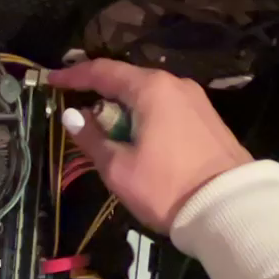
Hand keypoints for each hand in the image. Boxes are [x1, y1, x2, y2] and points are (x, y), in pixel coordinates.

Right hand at [48, 59, 253, 231]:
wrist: (226, 206)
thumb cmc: (165, 187)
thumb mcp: (119, 168)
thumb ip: (92, 139)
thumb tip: (72, 116)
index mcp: (150, 88)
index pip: (103, 72)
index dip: (74, 75)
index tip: (52, 79)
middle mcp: (175, 84)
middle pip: (127, 83)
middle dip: (100, 98)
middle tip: (79, 119)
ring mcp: (195, 101)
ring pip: (147, 98)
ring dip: (123, 113)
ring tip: (107, 138)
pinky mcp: (206, 120)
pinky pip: (165, 111)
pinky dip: (144, 120)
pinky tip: (136, 142)